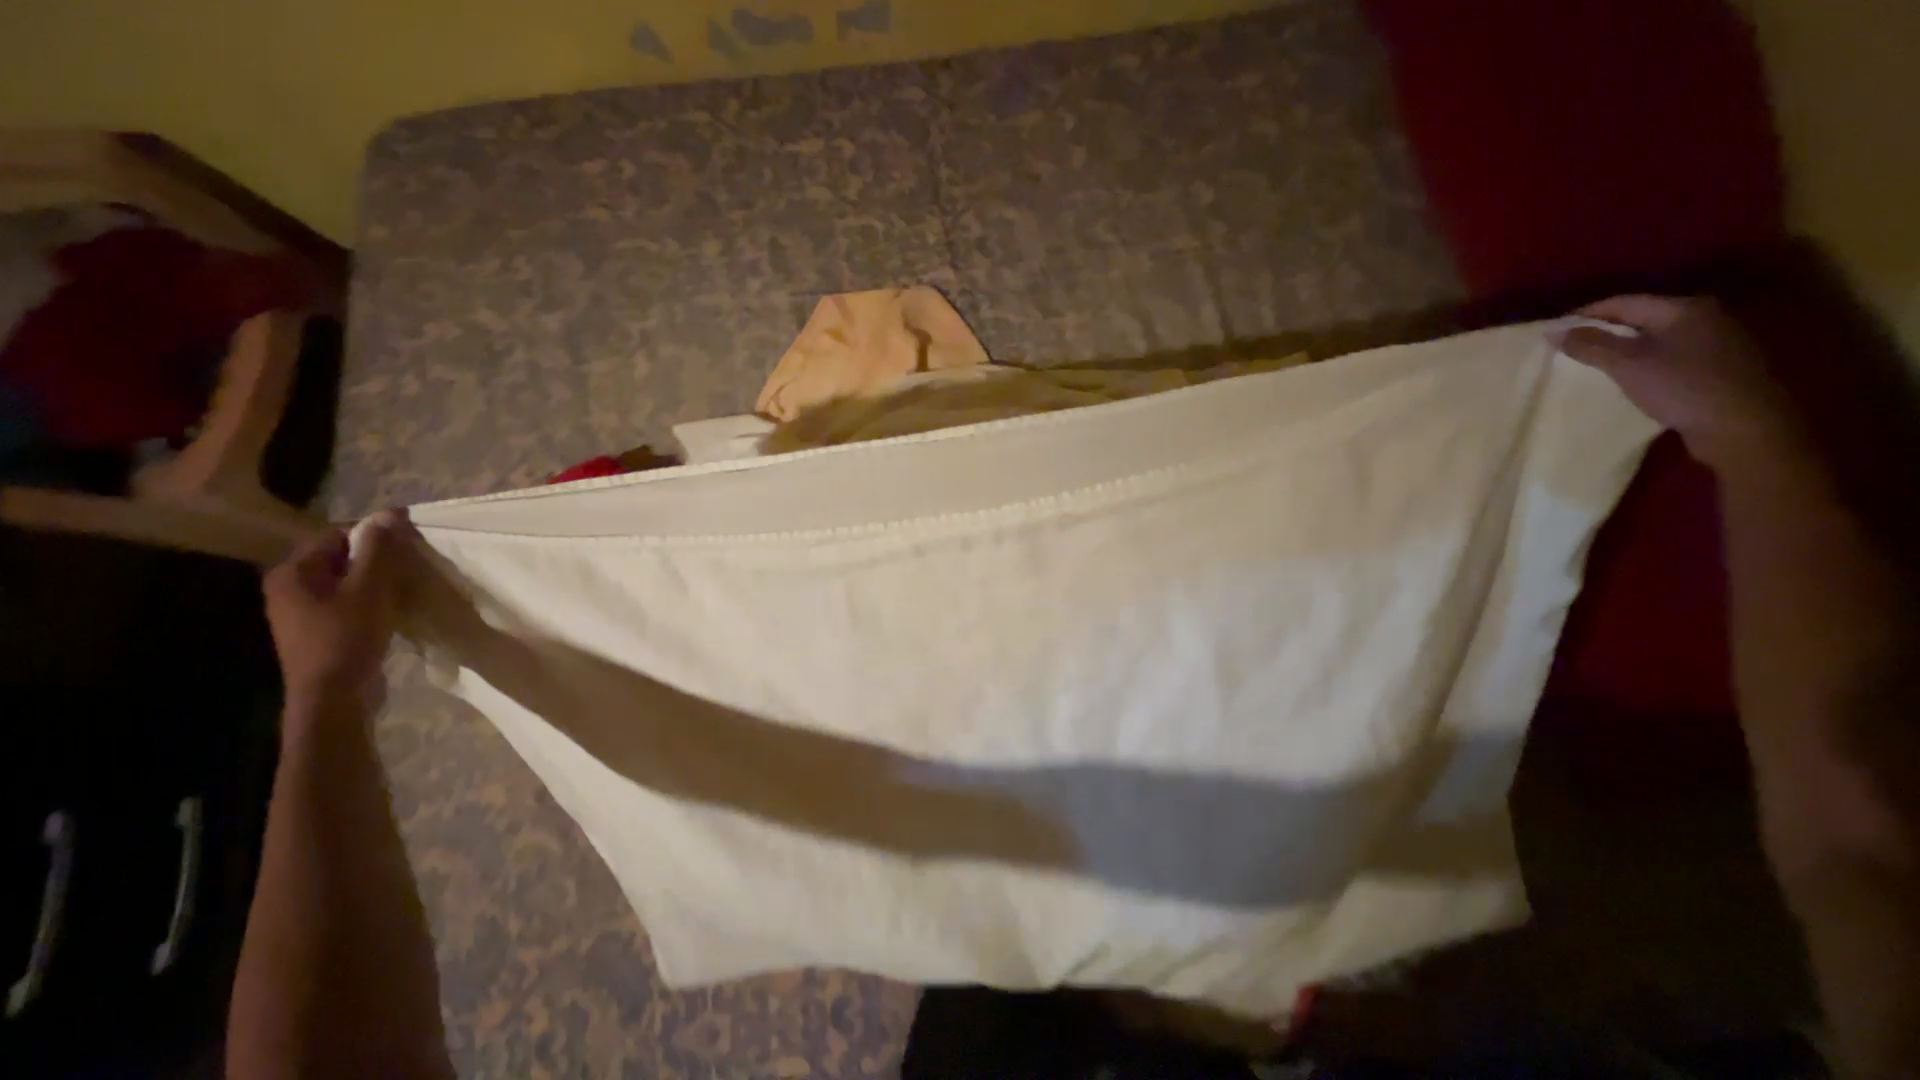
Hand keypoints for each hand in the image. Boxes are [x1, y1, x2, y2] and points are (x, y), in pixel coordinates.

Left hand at [263, 510, 409, 708]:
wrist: (332, 700)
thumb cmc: (345, 639)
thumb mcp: (367, 590)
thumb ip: (377, 550)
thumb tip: (389, 513)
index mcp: (292, 572)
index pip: (336, 534)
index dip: (373, 534)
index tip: (407, 542)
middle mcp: (288, 588)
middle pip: (339, 557)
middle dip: (375, 558)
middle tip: (409, 565)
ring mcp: (300, 613)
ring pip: (344, 581)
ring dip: (375, 581)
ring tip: (404, 587)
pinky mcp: (316, 632)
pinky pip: (344, 602)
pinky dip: (368, 600)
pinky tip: (390, 610)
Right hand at [1552, 295, 1792, 466]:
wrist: (1743, 425)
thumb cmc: (1682, 387)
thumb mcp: (1628, 365)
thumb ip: (1590, 345)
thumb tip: (1554, 331)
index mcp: (1683, 308)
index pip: (1623, 302)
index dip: (1586, 314)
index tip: (1556, 330)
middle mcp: (1704, 317)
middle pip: (1642, 318)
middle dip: (1606, 330)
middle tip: (1573, 346)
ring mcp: (1717, 342)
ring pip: (1658, 338)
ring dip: (1626, 348)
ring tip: (1597, 363)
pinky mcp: (1720, 367)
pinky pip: (1672, 355)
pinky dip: (1647, 362)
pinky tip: (1633, 377)